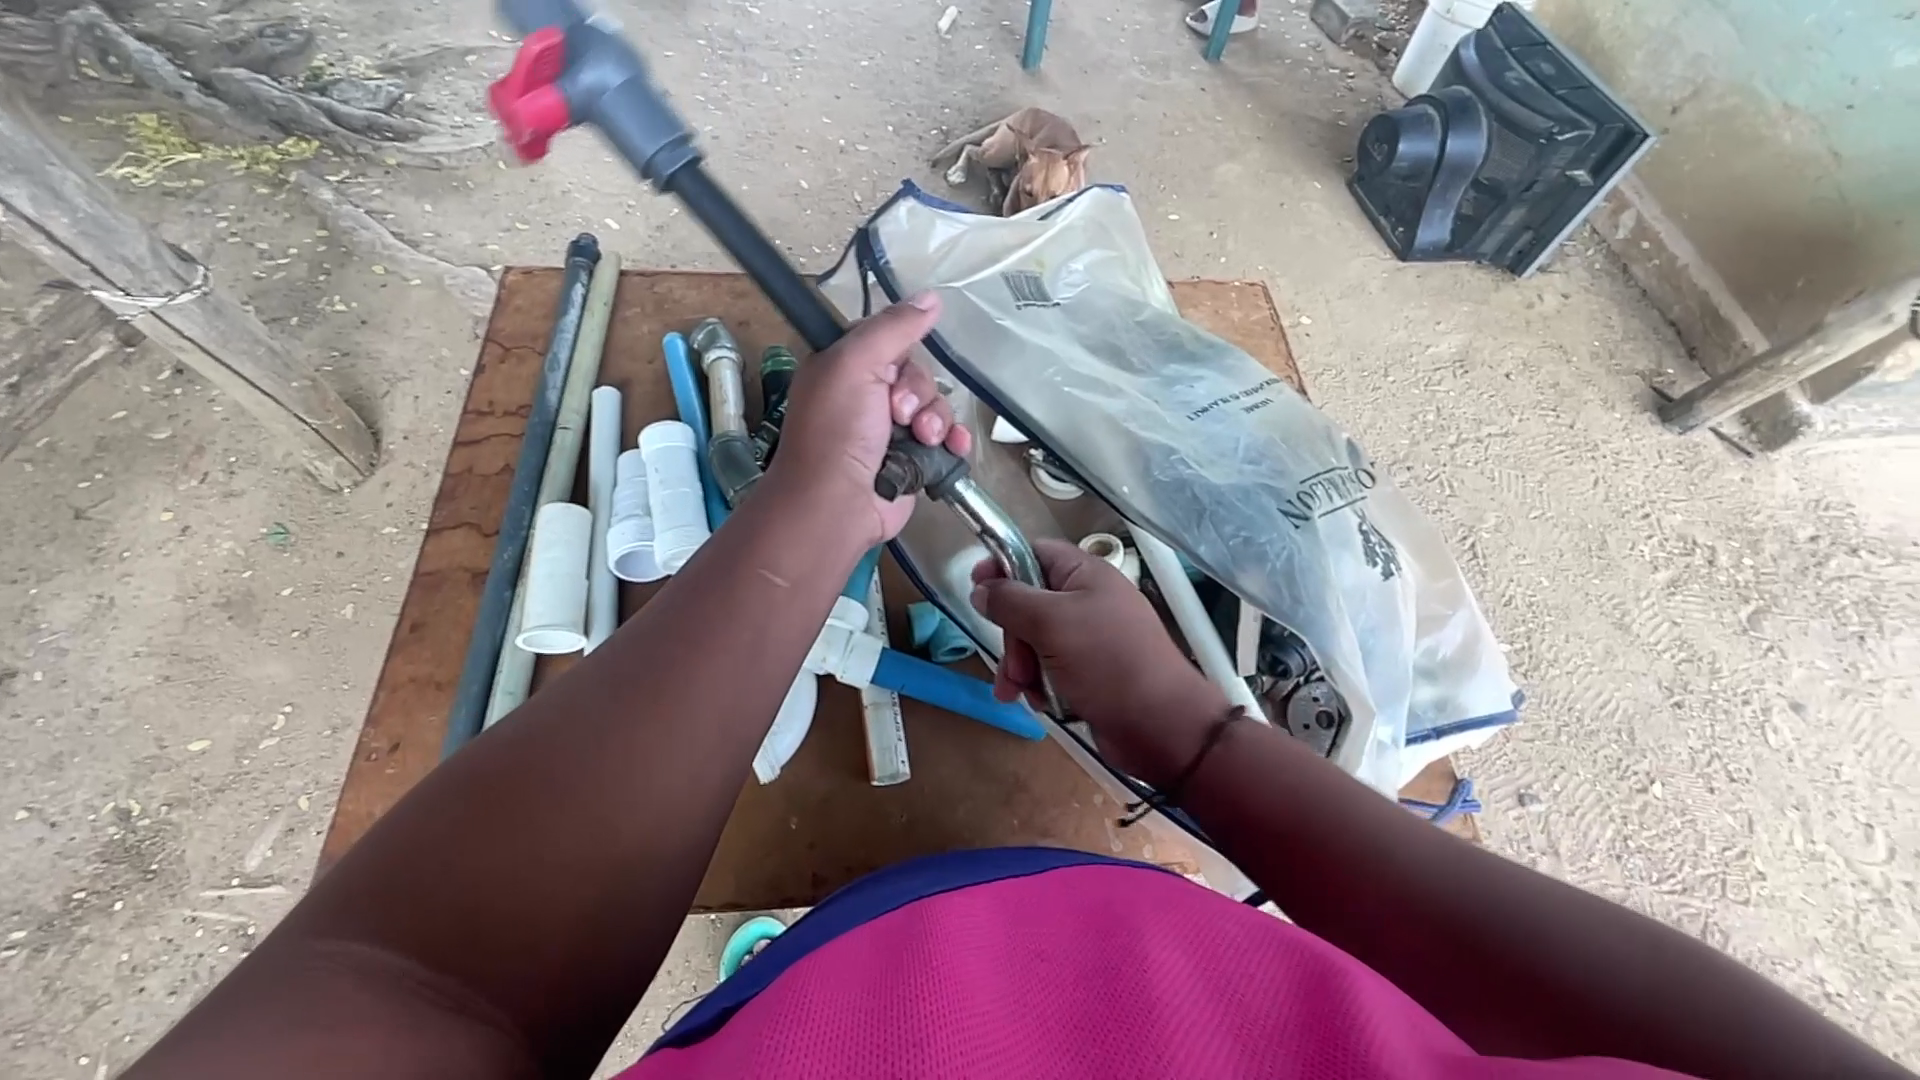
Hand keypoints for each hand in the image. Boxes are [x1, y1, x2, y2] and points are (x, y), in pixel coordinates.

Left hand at [765, 291, 972, 545]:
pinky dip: (952, 441)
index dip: (900, 353)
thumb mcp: (856, 364)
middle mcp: (866, 397)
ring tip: (924, 439)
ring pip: (936, 406)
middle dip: (919, 394)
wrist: (837, 505)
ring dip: (937, 420)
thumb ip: (893, 328)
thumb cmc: (836, 432)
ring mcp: (891, 432)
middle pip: (917, 375)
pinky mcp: (913, 461)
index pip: (888, 343)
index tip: (894, 371)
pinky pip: (945, 439)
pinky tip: (953, 447)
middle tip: (902, 415)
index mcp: (843, 369)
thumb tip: (932, 297)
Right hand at [970, 539, 1227, 782]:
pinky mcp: (1089, 674)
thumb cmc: (1107, 662)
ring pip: (1034, 642)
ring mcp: (1089, 639)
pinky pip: (1049, 670)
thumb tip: (981, 588)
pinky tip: (1043, 703)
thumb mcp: (1051, 623)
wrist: (1160, 726)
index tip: (976, 588)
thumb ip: (1010, 601)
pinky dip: (1040, 685)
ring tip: (1023, 690)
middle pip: (1028, 603)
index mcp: (1085, 575)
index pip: (1035, 553)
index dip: (1003, 565)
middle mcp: (1087, 602)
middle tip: (1014, 663)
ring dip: (1021, 667)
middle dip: (1012, 636)